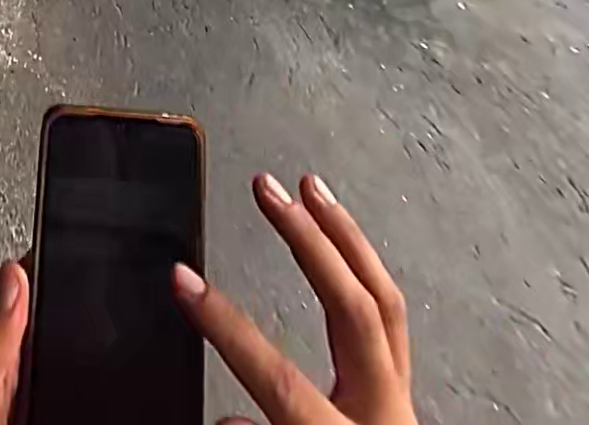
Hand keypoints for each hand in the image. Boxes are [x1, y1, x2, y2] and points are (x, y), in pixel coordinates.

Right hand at [172, 174, 414, 424]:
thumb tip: (224, 422)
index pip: (279, 382)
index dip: (225, 326)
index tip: (183, 280)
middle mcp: (383, 419)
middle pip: (353, 310)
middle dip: (306, 240)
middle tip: (268, 190)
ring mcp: (401, 400)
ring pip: (383, 298)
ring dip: (343, 235)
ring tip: (311, 187)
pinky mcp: (404, 391)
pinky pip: (388, 313)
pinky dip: (361, 265)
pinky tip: (339, 237)